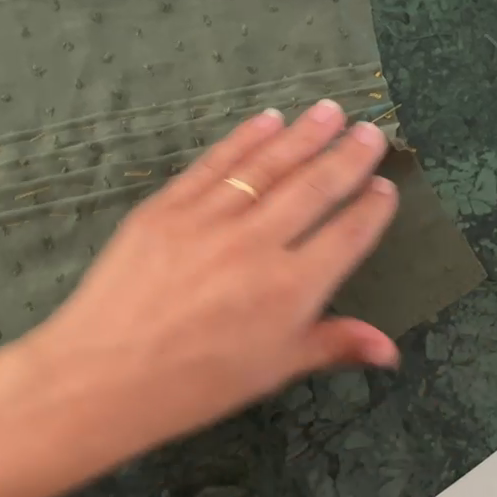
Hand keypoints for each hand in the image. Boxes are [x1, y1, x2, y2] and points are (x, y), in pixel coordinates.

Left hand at [0, 100, 400, 472]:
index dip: (370, 209)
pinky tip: (268, 120)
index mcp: (291, 289)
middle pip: (314, 188)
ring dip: (304, 135)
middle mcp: (257, 244)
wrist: (104, 376)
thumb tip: (392, 349)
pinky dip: (244, 139)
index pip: (346, 236)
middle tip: (370, 131)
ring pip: (268, 167)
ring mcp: (210, 220)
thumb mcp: (273, 370)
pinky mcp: (167, 207)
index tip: (385, 187)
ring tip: (330, 111)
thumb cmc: (197, 385)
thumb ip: (333, 346)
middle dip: (347, 157)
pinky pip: (215, 165)